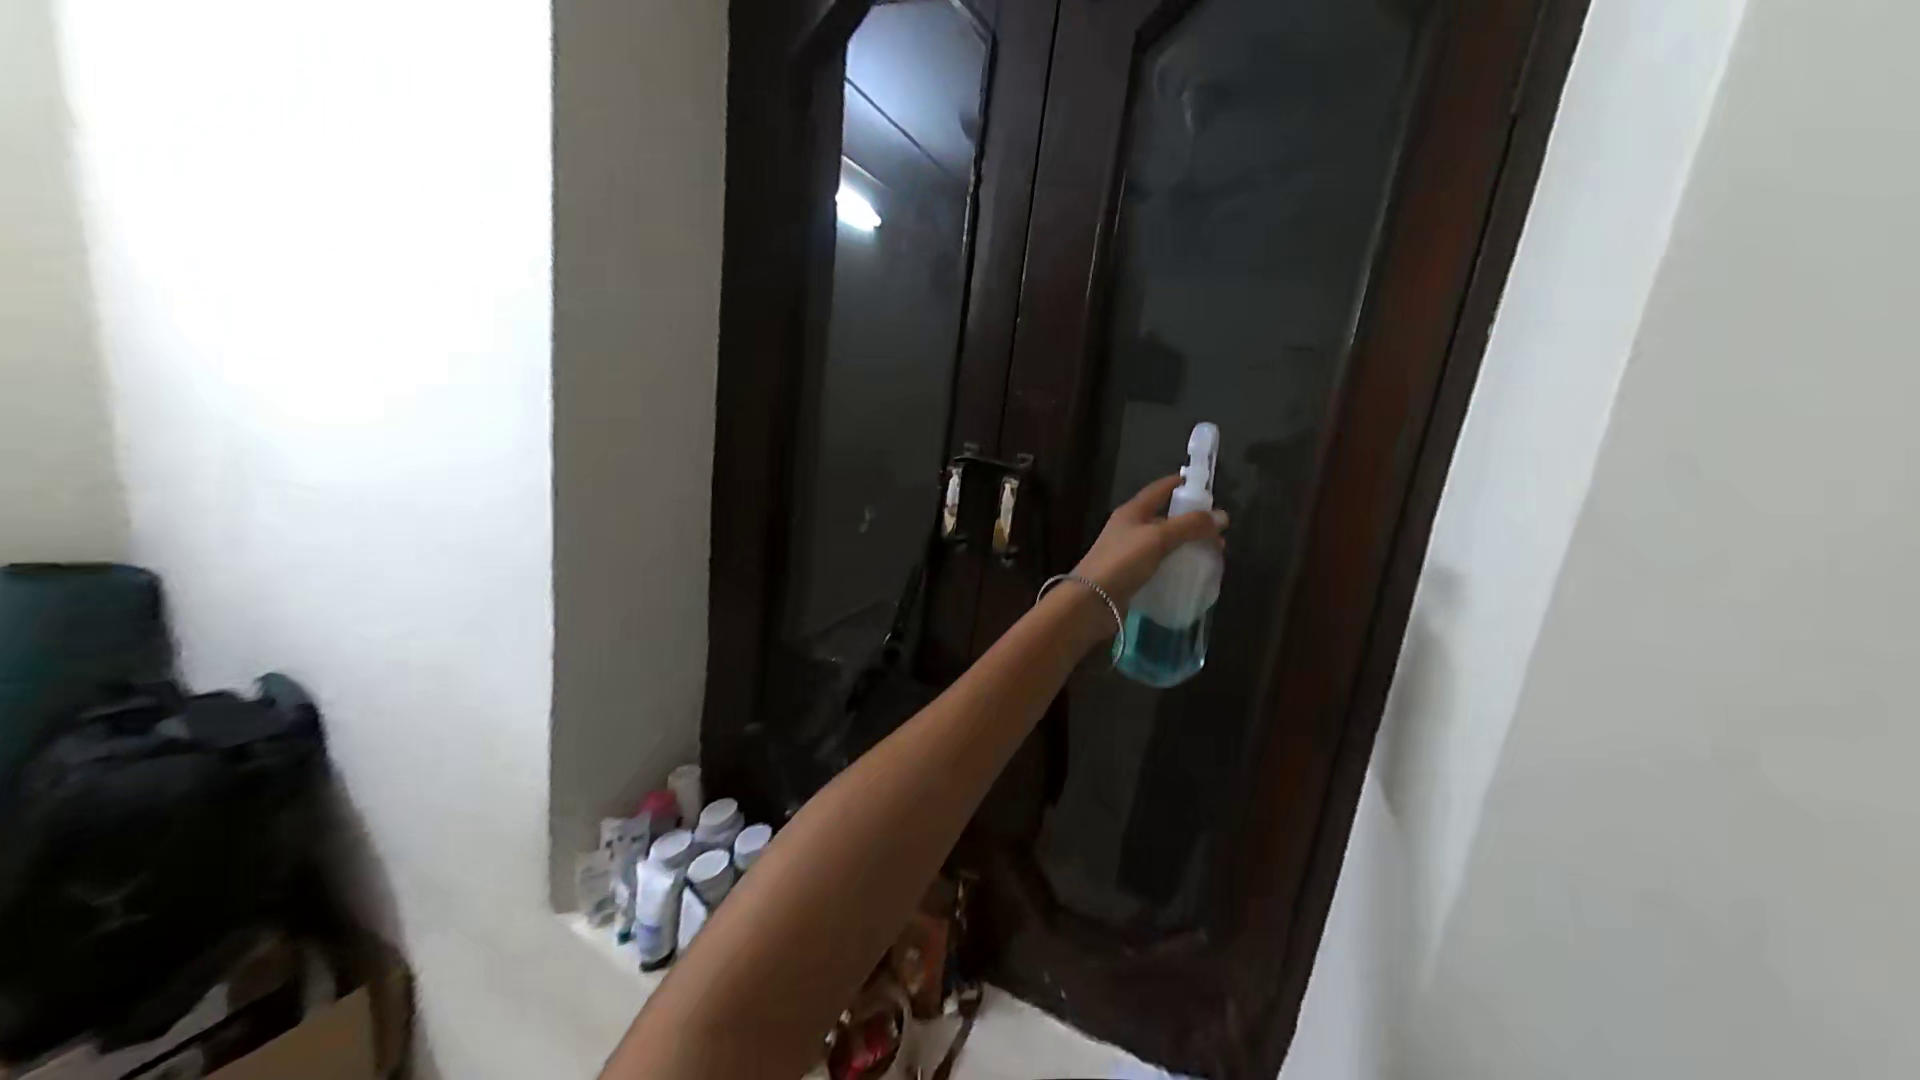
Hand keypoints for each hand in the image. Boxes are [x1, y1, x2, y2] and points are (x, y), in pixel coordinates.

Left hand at [1071, 475, 1227, 606]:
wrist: (1091, 601)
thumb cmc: (1122, 561)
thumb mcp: (1158, 538)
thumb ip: (1190, 526)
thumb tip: (1222, 516)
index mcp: (1132, 512)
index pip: (1159, 490)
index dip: (1179, 485)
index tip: (1204, 487)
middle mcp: (1130, 528)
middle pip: (1165, 518)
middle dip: (1191, 522)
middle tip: (1218, 534)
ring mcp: (1129, 553)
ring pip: (1164, 543)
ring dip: (1186, 545)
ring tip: (1211, 554)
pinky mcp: (1131, 575)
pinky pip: (1159, 564)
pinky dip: (1176, 565)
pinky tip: (1192, 573)